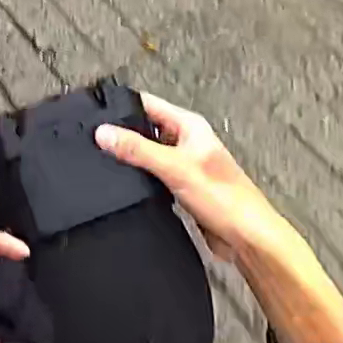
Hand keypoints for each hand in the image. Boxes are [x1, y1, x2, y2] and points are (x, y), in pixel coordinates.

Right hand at [96, 92, 292, 262]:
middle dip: (123, 133)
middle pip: (145, 128)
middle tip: (96, 139)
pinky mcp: (181, 186)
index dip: (122, 105)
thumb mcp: (174, 167)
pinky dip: (140, 177)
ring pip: (148, 153)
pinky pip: (153, 175)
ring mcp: (183, 163)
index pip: (148, 104)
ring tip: (107, 160)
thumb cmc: (225, 198)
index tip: (97, 112)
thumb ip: (138, 149)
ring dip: (132, 157)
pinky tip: (127, 185)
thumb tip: (105, 133)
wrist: (246, 238)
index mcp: (189, 125)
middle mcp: (186, 140)